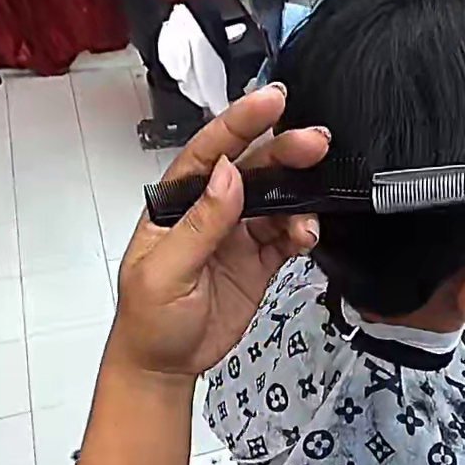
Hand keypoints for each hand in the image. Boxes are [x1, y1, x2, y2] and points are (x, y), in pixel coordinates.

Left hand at [105, 84, 328, 380]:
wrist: (167, 362)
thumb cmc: (149, 318)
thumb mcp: (165, 272)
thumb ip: (198, 225)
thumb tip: (225, 177)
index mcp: (177, 204)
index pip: (210, 152)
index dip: (240, 124)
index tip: (271, 102)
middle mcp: (210, 212)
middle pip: (252, 169)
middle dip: (284, 152)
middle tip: (315, 143)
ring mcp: (237, 235)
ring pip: (276, 201)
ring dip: (299, 198)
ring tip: (311, 212)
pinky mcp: (258, 260)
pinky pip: (286, 236)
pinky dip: (301, 232)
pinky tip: (306, 235)